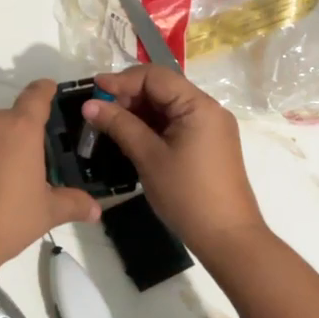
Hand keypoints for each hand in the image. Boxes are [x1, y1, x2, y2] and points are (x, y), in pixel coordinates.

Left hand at [0, 79, 100, 265]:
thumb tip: (95, 209)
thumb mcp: (46, 213)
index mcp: (21, 128)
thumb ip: (72, 204)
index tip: (49, 88)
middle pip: (9, 120)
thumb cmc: (7, 218)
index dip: (44, 90)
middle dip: (17, 137)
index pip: (36, 95)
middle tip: (24, 166)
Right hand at [83, 66, 265, 246]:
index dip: (122, 80)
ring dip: (138, 111)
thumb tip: (89, 105)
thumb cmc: (188, 195)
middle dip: (129, 95)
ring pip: (167, 105)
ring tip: (110, 123)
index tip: (94, 91)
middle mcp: (208, 109)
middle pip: (162, 88)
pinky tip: (131, 135)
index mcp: (199, 106)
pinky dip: (151, 125)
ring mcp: (210, 127)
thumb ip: (119, 125)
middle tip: (99, 110)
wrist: (229, 241)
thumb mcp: (148, 157)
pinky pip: (175, 122)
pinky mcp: (208, 144)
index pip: (155, 76)